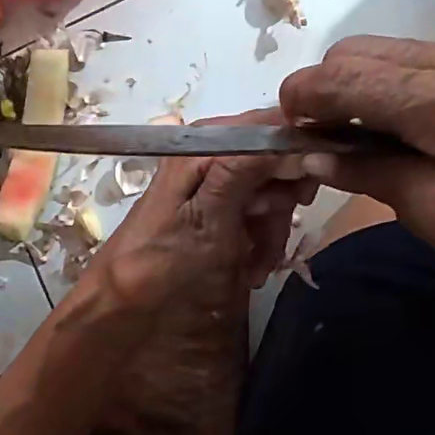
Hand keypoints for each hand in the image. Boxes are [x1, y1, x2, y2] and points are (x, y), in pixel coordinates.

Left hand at [84, 110, 313, 318]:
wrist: (130, 309)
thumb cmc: (164, 264)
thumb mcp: (207, 220)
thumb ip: (242, 171)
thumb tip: (286, 130)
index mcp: (203, 145)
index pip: (268, 124)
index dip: (296, 152)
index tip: (304, 191)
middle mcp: (212, 156)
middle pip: (276, 158)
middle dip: (283, 199)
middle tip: (271, 235)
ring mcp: (218, 185)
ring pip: (274, 191)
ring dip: (273, 229)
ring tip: (256, 264)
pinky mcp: (222, 213)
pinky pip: (261, 215)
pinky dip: (264, 242)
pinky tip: (252, 268)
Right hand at [279, 27, 434, 293]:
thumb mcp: (428, 213)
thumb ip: (363, 170)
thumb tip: (303, 150)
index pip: (357, 79)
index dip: (305, 98)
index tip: (281, 127)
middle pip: (360, 53)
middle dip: (323, 92)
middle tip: (311, 137)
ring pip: (379, 50)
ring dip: (349, 88)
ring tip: (347, 134)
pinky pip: (406, 57)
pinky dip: (377, 86)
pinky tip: (381, 123)